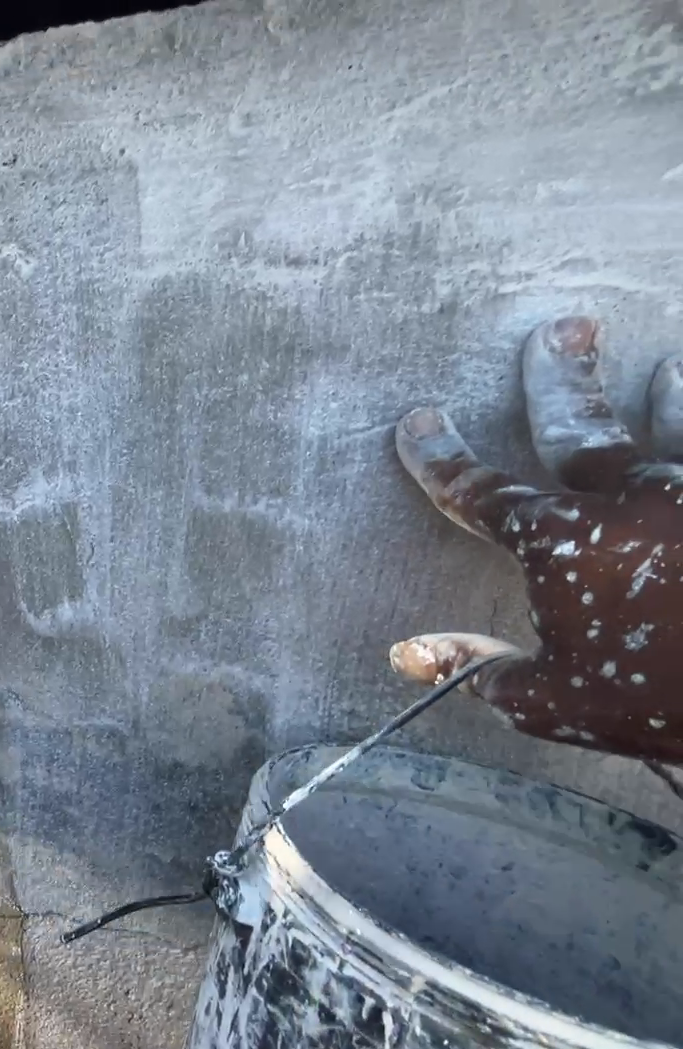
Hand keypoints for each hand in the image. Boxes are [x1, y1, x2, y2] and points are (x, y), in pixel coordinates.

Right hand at [393, 317, 682, 760]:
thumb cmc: (674, 703)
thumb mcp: (557, 704)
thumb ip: (479, 669)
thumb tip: (405, 653)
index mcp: (563, 544)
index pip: (478, 492)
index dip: (440, 457)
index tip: (418, 421)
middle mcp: (636, 501)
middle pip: (583, 429)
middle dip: (561, 381)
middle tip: (560, 330)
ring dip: (676, 390)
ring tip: (672, 362)